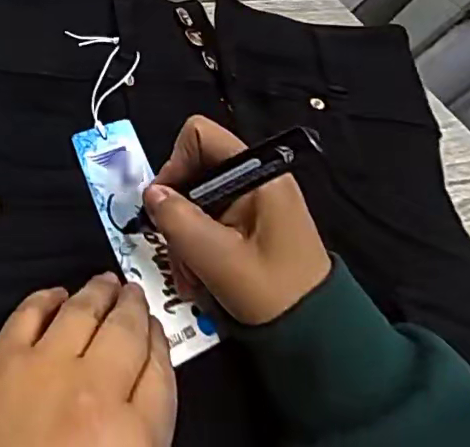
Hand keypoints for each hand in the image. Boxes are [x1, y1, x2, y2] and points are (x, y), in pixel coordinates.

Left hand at [0, 274, 176, 446]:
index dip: (160, 346)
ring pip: (84, 311)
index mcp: (131, 438)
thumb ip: (142, 435)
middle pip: (127, 331)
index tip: (157, 333)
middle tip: (134, 294)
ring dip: (98, 293)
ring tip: (105, 283)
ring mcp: (46, 371)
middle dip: (135, 308)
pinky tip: (57, 296)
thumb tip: (144, 390)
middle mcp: (95, 393)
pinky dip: (47, 299)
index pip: (160, 373)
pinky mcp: (1, 363)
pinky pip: (31, 313)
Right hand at [143, 116, 331, 325]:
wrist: (317, 333)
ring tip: (191, 277)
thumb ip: (181, 222)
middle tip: (177, 255)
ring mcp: (252, 200)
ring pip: (197, 199)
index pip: (201, 136)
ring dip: (185, 237)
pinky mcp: (249, 221)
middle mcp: (254, 178)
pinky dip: (197, 245)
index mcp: (257, 174)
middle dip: (178, 213)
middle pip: (194, 170)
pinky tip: (200, 276)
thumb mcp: (221, 260)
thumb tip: (152, 194)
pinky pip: (209, 219)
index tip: (165, 205)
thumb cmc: (276, 294)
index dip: (176, 163)